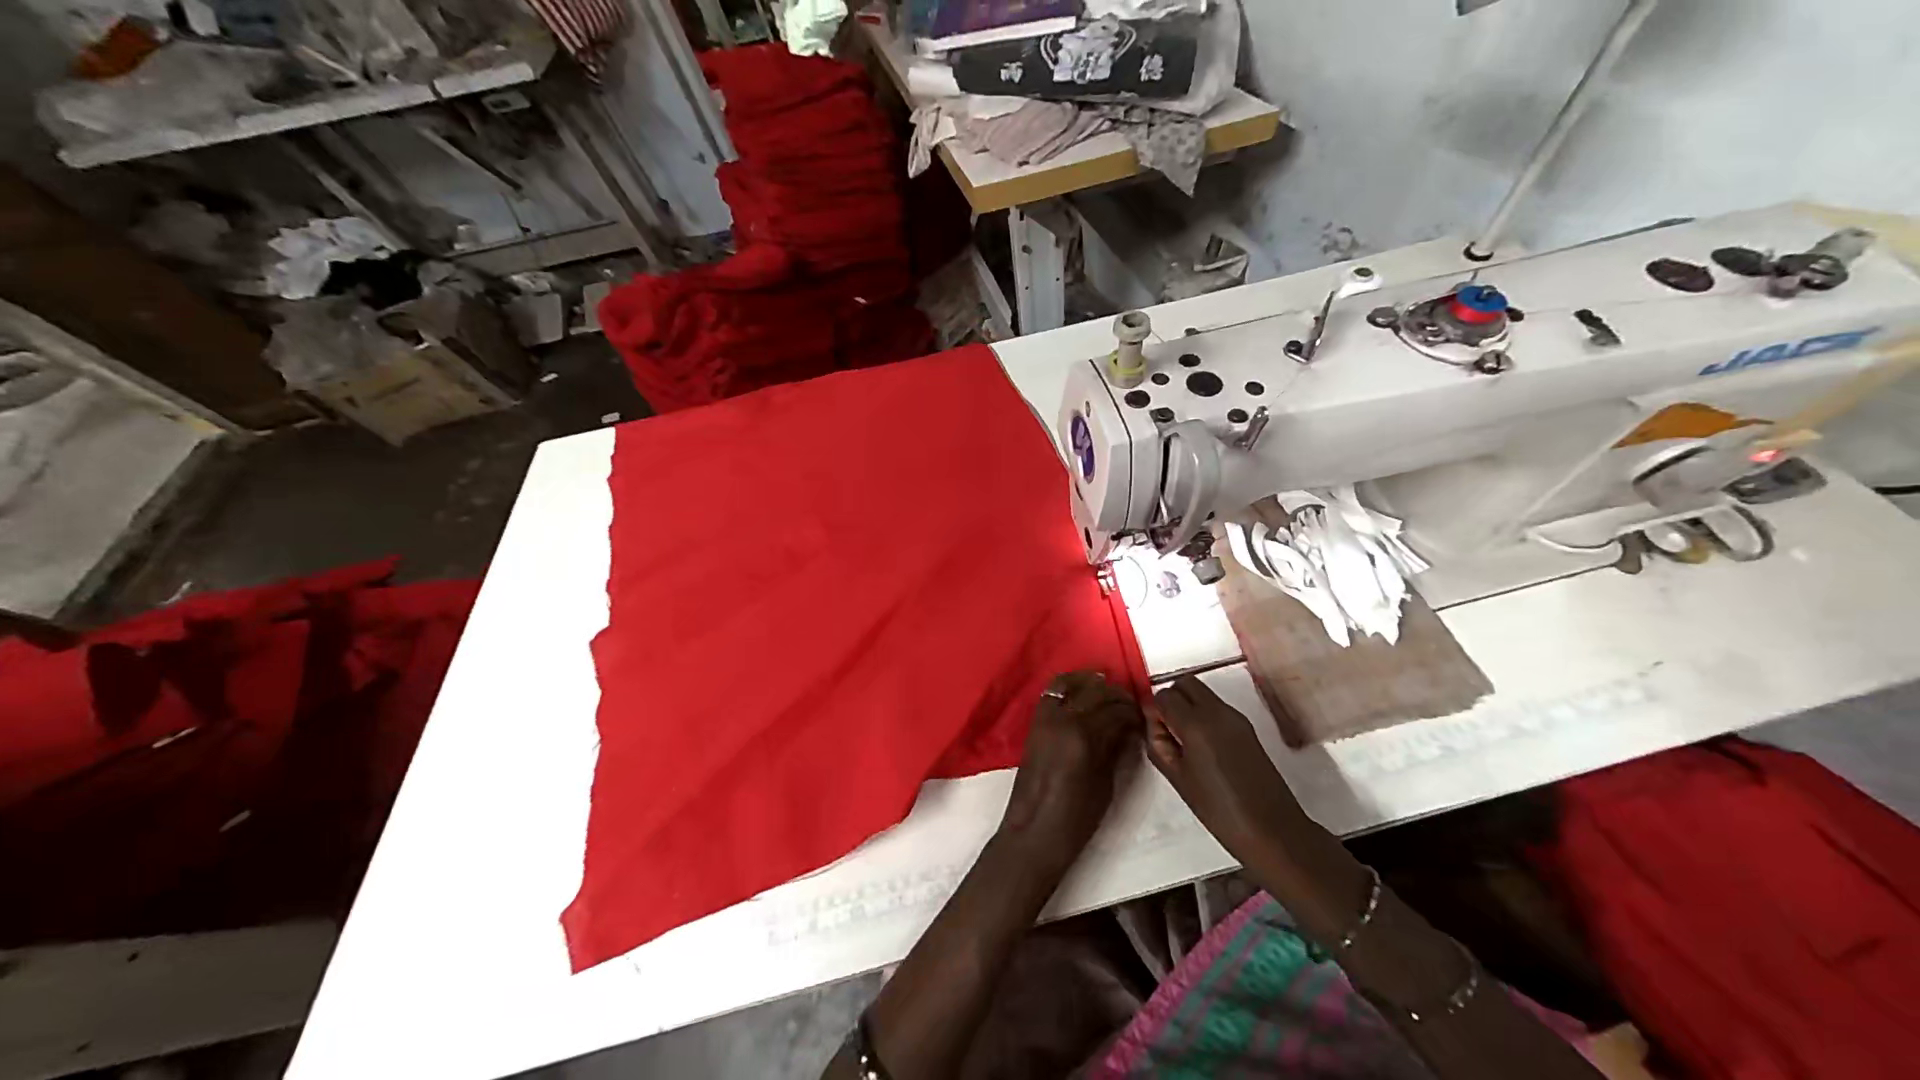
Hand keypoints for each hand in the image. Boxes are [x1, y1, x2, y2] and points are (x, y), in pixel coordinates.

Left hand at [1000, 672, 1142, 864]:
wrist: (1034, 831)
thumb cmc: (1076, 818)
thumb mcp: (1106, 783)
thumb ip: (1115, 749)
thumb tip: (1128, 729)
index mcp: (1083, 737)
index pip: (1116, 710)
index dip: (1134, 712)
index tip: (1143, 718)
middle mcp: (1062, 720)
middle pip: (1095, 692)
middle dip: (1117, 695)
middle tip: (1131, 706)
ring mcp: (1044, 719)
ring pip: (1069, 684)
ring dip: (1091, 685)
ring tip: (1109, 693)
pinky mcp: (1033, 724)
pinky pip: (1052, 693)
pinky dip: (1069, 687)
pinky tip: (1084, 694)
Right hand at [1148, 676, 1310, 868]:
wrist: (1271, 828)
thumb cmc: (1218, 810)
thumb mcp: (1177, 778)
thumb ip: (1158, 743)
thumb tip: (1154, 723)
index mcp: (1196, 724)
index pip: (1164, 695)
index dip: (1155, 711)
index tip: (1156, 733)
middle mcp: (1217, 712)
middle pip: (1185, 683)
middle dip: (1172, 699)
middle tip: (1168, 729)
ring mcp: (1236, 717)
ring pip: (1202, 692)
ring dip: (1188, 705)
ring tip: (1186, 740)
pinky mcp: (1247, 726)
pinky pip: (1217, 706)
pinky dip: (1204, 714)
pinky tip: (1204, 746)